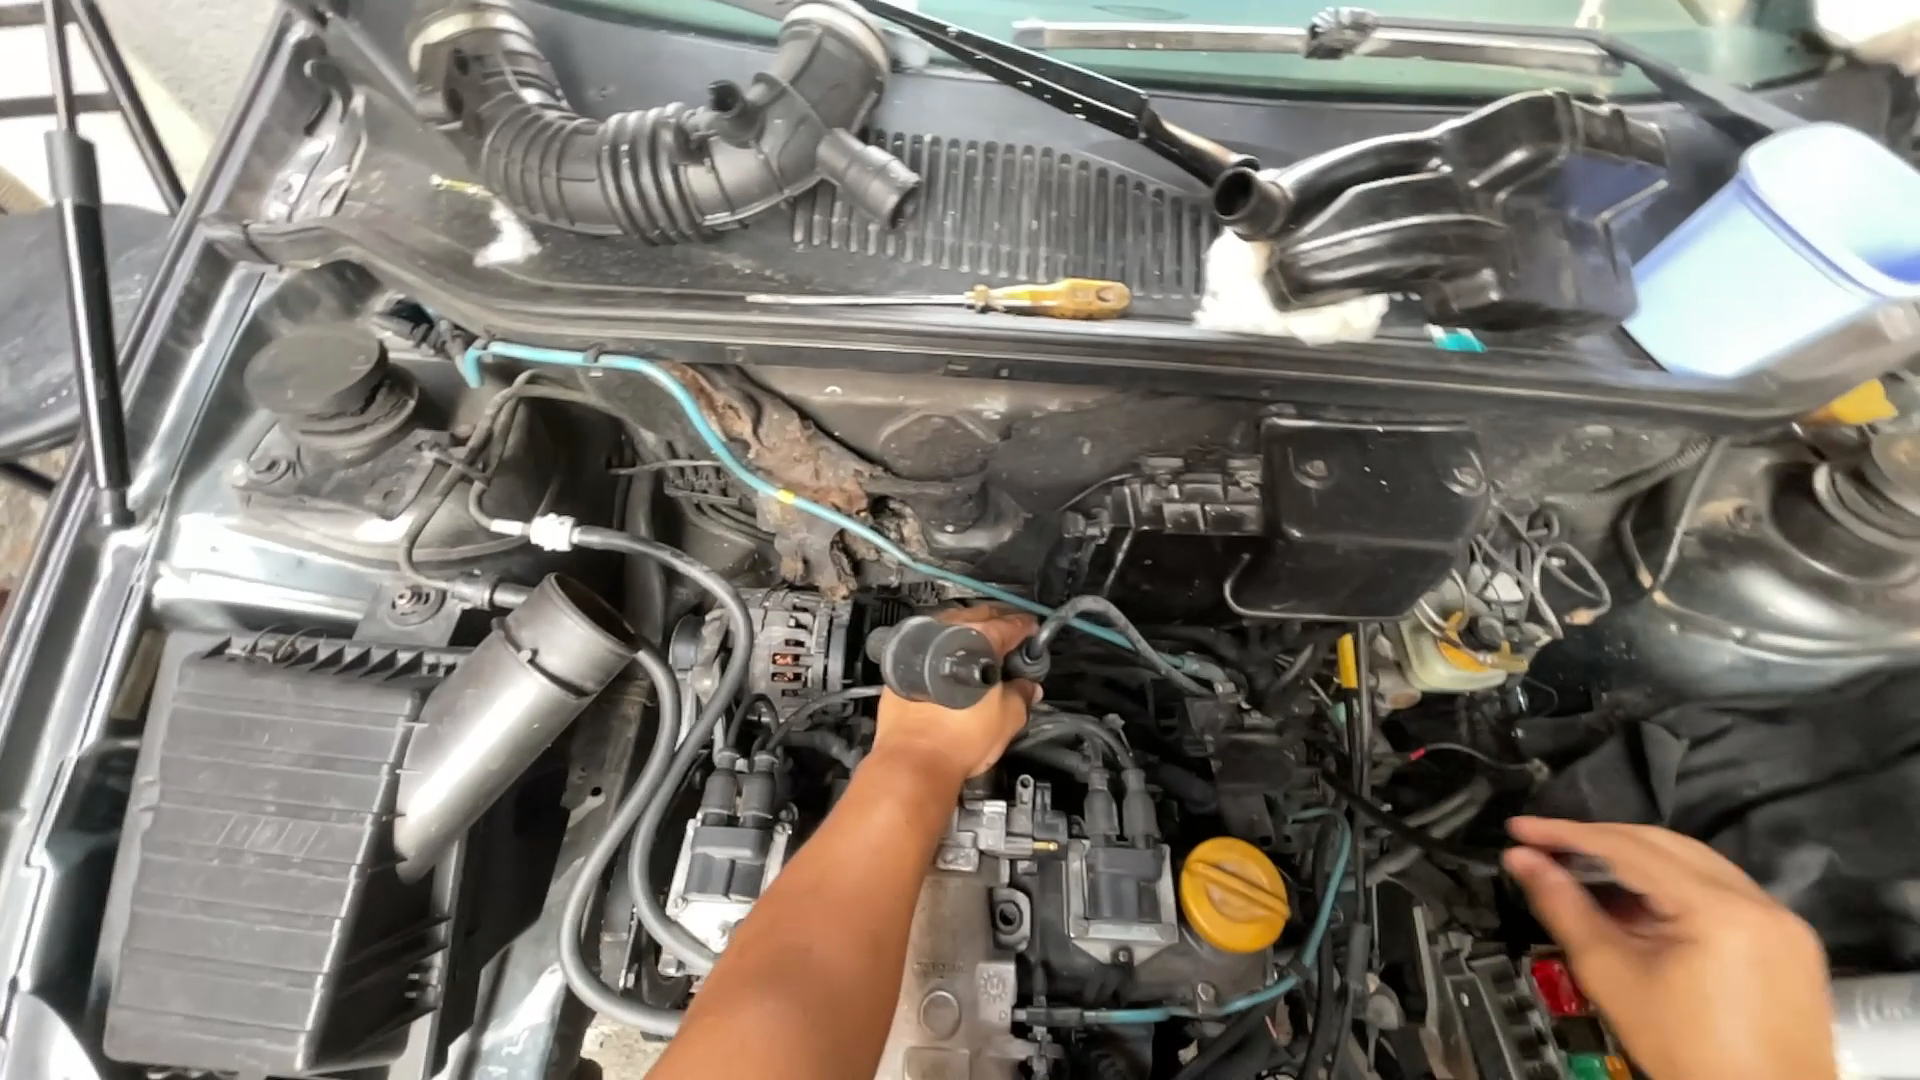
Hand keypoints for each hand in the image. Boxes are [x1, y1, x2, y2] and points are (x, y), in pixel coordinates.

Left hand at [873, 607, 1039, 784]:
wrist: (914, 759)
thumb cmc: (955, 739)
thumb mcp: (1009, 717)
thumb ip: (1022, 695)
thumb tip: (1027, 689)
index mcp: (979, 639)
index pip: (1011, 624)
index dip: (1026, 628)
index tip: (1030, 632)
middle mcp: (947, 633)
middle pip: (979, 618)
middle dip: (997, 624)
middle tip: (1010, 639)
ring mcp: (920, 646)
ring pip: (950, 628)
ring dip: (967, 634)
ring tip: (981, 652)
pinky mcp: (902, 664)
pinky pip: (928, 646)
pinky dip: (943, 650)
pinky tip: (951, 666)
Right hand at [1504, 817, 1834, 1079]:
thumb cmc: (1684, 1046)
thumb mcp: (1609, 972)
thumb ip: (1562, 905)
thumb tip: (1520, 858)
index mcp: (1719, 911)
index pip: (1627, 848)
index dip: (1566, 833)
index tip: (1519, 828)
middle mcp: (1759, 904)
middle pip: (1662, 844)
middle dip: (1597, 838)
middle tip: (1544, 843)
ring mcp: (1779, 921)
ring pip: (1689, 859)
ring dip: (1630, 854)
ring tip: (1578, 863)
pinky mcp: (1784, 939)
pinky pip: (1714, 885)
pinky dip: (1665, 879)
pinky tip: (1630, 893)